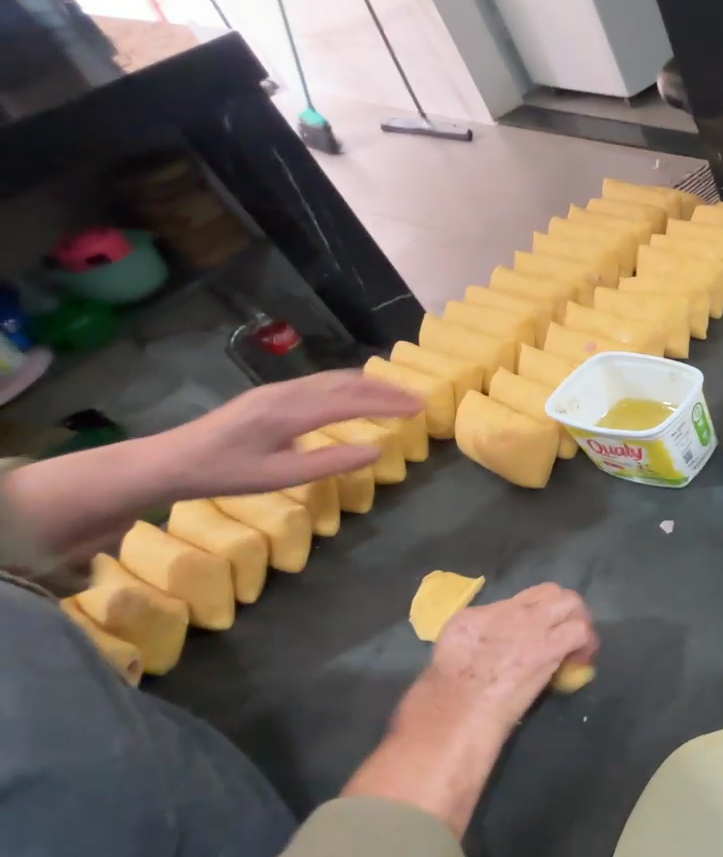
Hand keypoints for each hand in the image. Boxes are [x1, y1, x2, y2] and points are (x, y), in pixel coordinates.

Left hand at [160, 370, 421, 496]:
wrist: (169, 461)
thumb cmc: (225, 474)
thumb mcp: (281, 476)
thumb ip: (331, 463)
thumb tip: (377, 450)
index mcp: (289, 413)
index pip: (351, 402)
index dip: (388, 404)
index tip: (420, 408)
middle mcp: (285, 394)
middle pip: (345, 383)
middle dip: (385, 388)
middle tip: (418, 397)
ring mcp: (276, 391)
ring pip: (332, 379)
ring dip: (368, 384)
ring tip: (396, 393)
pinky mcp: (270, 395)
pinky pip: (320, 382)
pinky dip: (349, 385)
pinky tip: (357, 393)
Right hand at [344, 584, 596, 835]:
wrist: (447, 722)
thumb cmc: (440, 707)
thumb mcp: (454, 661)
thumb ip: (482, 647)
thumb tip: (506, 653)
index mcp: (472, 619)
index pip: (517, 601)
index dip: (535, 615)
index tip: (540, 635)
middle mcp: (501, 614)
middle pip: (548, 593)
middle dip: (564, 610)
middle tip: (569, 634)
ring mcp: (525, 627)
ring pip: (569, 603)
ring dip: (580, 621)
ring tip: (579, 646)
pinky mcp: (545, 648)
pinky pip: (579, 631)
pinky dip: (587, 644)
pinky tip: (582, 662)